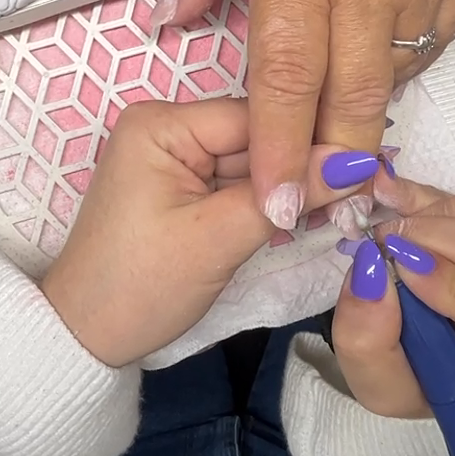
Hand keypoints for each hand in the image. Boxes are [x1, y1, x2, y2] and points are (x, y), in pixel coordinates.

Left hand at [41, 98, 350, 366]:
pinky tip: (305, 214)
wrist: (86, 338)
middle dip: (303, 168)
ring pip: (251, 161)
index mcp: (161, 123)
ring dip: (289, 188)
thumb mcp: (218, 239)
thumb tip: (358, 164)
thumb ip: (286, 197)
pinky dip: (267, 201)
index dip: (309, 142)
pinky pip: (236, 182)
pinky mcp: (182, 184)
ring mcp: (174, 155)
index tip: (368, 166)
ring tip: (345, 205)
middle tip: (366, 190)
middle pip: (255, 136)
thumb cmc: (141, 286)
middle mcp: (167, 126)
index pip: (254, 116)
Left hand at [168, 0, 454, 225]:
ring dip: (369, 118)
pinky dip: (409, 64)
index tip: (280, 206)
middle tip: (320, 205)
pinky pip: (437, 35)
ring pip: (398, 76)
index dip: (283, 153)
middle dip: (335, 165)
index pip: (288, 85)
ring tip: (347, 150)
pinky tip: (385, 67)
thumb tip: (179, 14)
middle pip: (352, 101)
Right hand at [332, 171, 454, 415]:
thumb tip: (370, 273)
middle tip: (379, 242)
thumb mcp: (382, 389)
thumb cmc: (418, 387)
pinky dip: (419, 197)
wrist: (423, 368)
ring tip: (379, 230)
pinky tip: (385, 192)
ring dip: (423, 218)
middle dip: (433, 238)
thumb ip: (369, 342)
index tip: (402, 268)